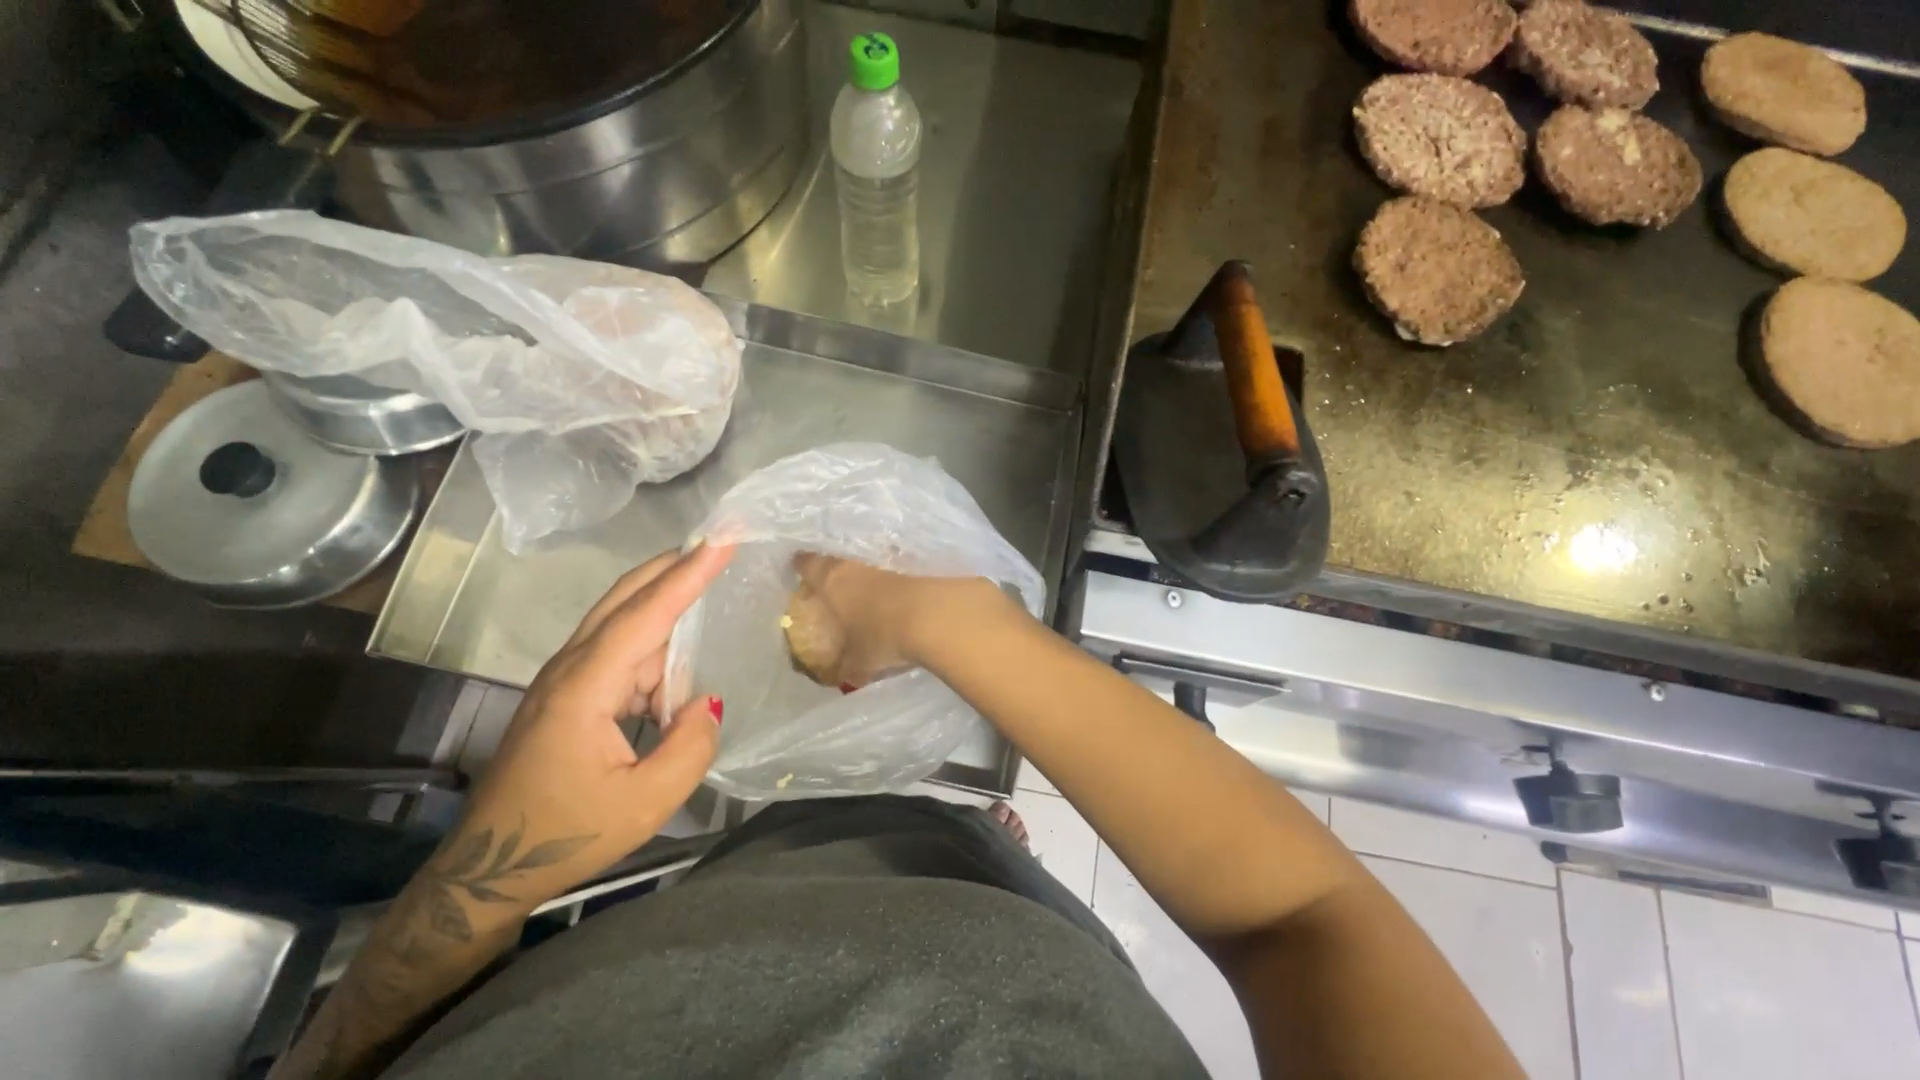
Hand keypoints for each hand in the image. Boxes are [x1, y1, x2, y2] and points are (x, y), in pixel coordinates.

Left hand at [455, 544, 733, 914]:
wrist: (491, 867)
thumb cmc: (566, 834)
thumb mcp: (645, 803)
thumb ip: (690, 747)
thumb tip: (706, 701)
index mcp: (584, 688)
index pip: (644, 616)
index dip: (687, 576)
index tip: (722, 540)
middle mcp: (569, 671)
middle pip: (623, 601)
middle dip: (670, 567)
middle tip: (718, 544)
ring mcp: (561, 682)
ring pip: (620, 629)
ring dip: (665, 622)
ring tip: (708, 617)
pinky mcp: (563, 698)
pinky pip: (615, 659)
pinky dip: (650, 658)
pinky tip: (671, 688)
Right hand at [788, 553, 1011, 687]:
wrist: (933, 618)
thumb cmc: (881, 636)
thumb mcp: (858, 660)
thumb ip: (846, 666)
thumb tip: (841, 675)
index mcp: (833, 582)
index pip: (811, 566)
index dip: (803, 565)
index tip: (796, 564)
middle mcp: (857, 569)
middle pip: (838, 563)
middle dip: (830, 571)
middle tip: (826, 581)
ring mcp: (887, 569)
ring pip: (866, 569)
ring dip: (862, 579)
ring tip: (859, 593)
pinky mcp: (913, 575)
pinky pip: (891, 579)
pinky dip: (887, 589)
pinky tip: (889, 600)